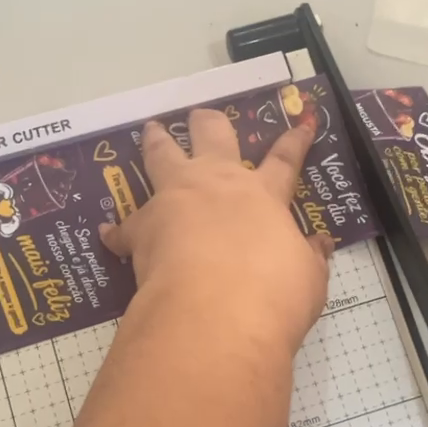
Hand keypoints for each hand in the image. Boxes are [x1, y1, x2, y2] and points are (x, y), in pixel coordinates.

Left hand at [100, 110, 332, 355]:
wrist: (217, 312)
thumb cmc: (273, 295)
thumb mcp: (308, 279)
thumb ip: (310, 257)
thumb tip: (321, 244)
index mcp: (263, 196)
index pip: (284, 160)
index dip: (294, 140)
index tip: (300, 122)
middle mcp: (219, 185)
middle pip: (213, 138)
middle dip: (208, 123)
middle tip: (200, 114)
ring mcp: (176, 200)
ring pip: (163, 157)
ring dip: (158, 142)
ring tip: (152, 130)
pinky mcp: (143, 228)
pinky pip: (124, 226)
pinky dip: (116, 231)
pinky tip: (107, 234)